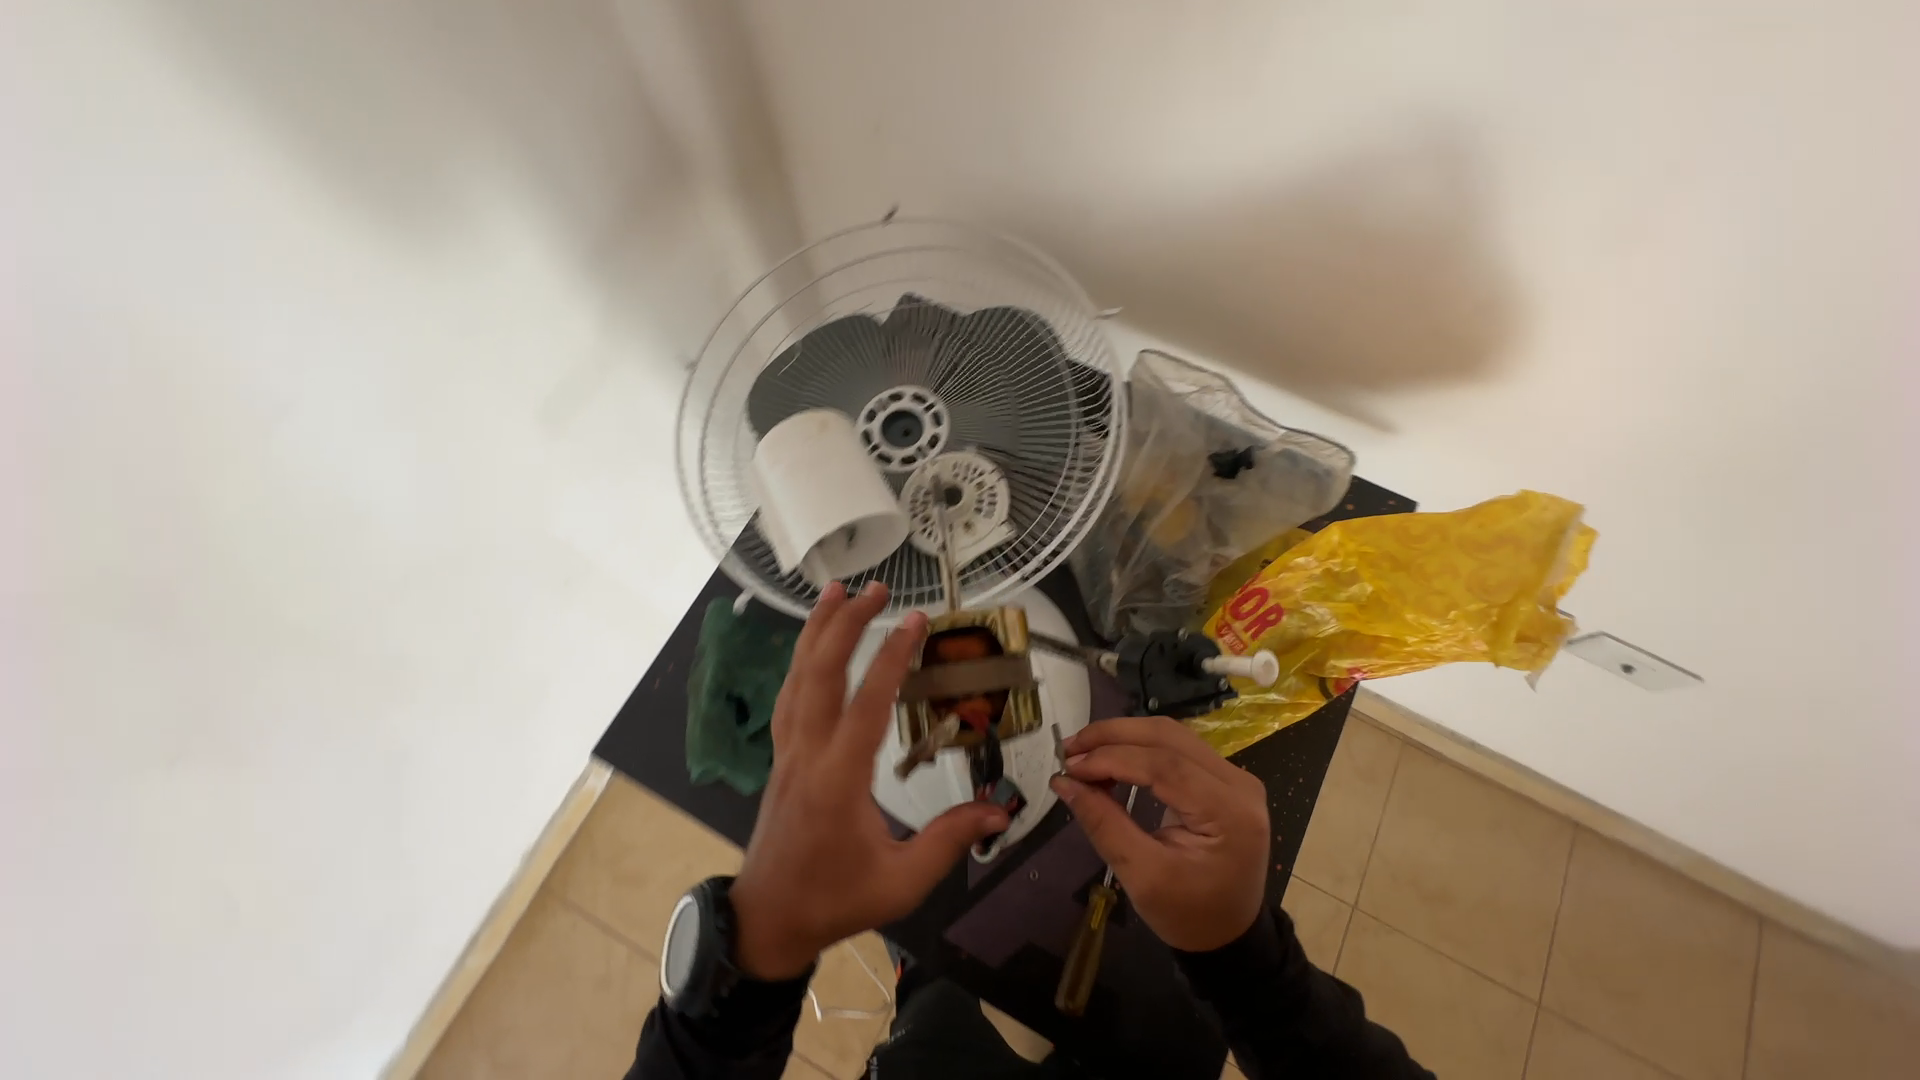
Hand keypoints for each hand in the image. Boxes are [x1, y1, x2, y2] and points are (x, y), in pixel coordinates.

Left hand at [729, 582, 1010, 979]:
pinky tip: (812, 647)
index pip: (868, 702)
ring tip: (834, 592)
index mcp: (839, 778)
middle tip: (874, 588)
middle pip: (820, 673)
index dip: (893, 657)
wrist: (769, 917)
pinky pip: (789, 696)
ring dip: (816, 631)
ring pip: (796, 678)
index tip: (915, 620)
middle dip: (845, 624)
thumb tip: (998, 810)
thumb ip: (948, 840)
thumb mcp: (901, 880)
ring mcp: (788, 751)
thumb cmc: (835, 899)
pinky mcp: (780, 756)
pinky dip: (801, 661)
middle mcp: (808, 753)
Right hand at [1050, 716, 1268, 952]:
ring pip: (1170, 735)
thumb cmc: (1187, 913)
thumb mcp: (1141, 876)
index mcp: (1228, 812)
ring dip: (1122, 737)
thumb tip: (1063, 781)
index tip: (1069, 768)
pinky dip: (1137, 748)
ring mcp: (1234, 777)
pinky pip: (1176, 747)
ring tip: (1082, 753)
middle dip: (1112, 737)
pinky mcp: (1223, 777)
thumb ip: (1103, 823)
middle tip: (1069, 750)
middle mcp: (1238, 783)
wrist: (1228, 934)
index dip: (1112, 759)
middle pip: (1168, 737)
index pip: (1164, 765)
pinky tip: (1108, 759)